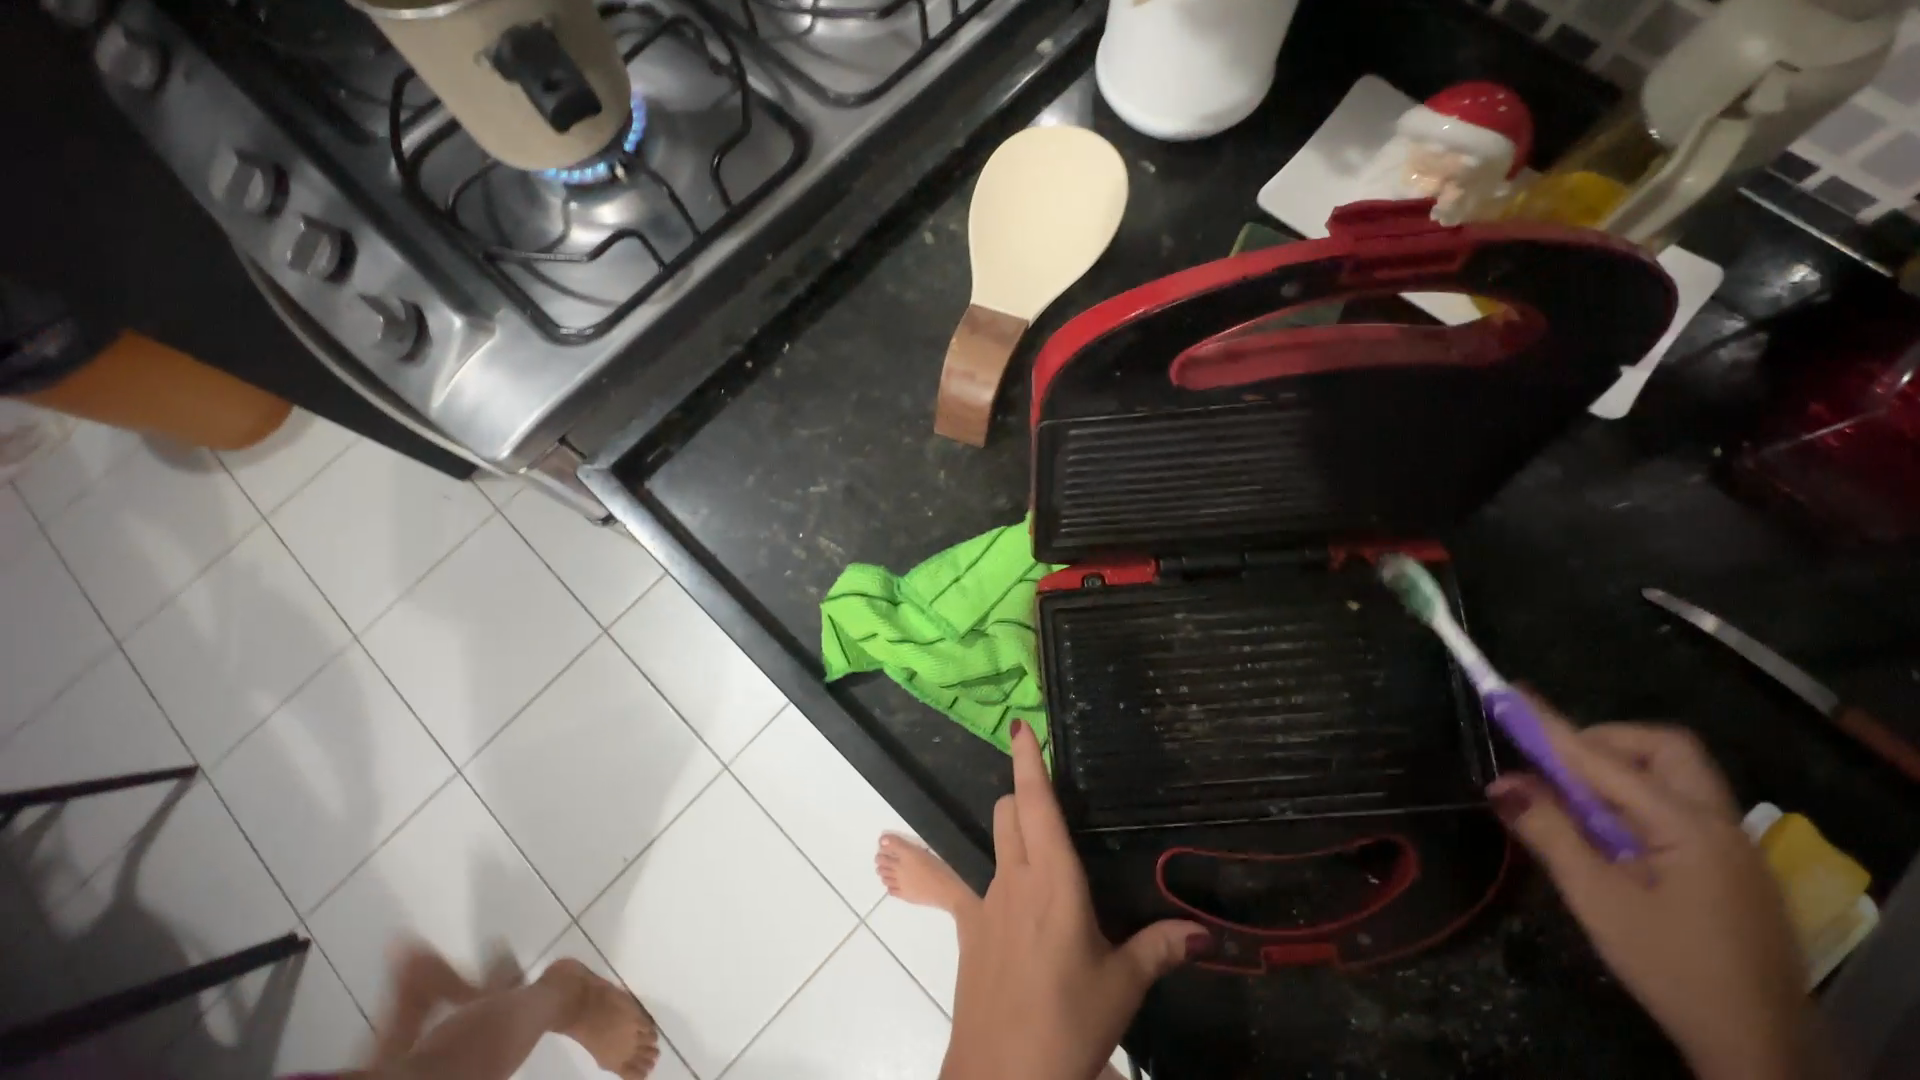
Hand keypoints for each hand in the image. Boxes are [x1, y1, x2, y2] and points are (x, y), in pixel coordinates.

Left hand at [941, 719, 1208, 1079]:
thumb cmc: (1067, 1024)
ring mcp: (985, 903)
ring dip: (1012, 832)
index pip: (1036, 805)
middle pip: (1008, 812)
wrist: (1000, 1075)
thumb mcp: (1122, 987)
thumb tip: (1202, 930)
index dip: (1028, 762)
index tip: (1020, 726)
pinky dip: (977, 877)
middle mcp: (1014, 879)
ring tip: (1041, 851)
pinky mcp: (967, 930)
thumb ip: (1159, 949)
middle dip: (1024, 792)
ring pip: (994, 843)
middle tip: (1052, 796)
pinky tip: (993, 900)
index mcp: (1053, 882)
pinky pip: (963, 886)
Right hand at [1490, 704, 1814, 1079]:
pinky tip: (1611, 840)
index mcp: (1686, 824)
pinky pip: (1681, 808)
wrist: (1758, 1042)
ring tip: (1576, 807)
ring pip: (1676, 776)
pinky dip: (1637, 802)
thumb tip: (1502, 784)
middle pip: (1663, 749)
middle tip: (1556, 767)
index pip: (1602, 758)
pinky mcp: (1731, 868)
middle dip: (1604, 742)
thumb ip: (1551, 833)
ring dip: (1621, 773)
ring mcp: (1733, 845)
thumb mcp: (1598, 900)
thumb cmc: (1670, 965)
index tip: (1510, 692)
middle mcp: (1718, 821)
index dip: (1550, 726)